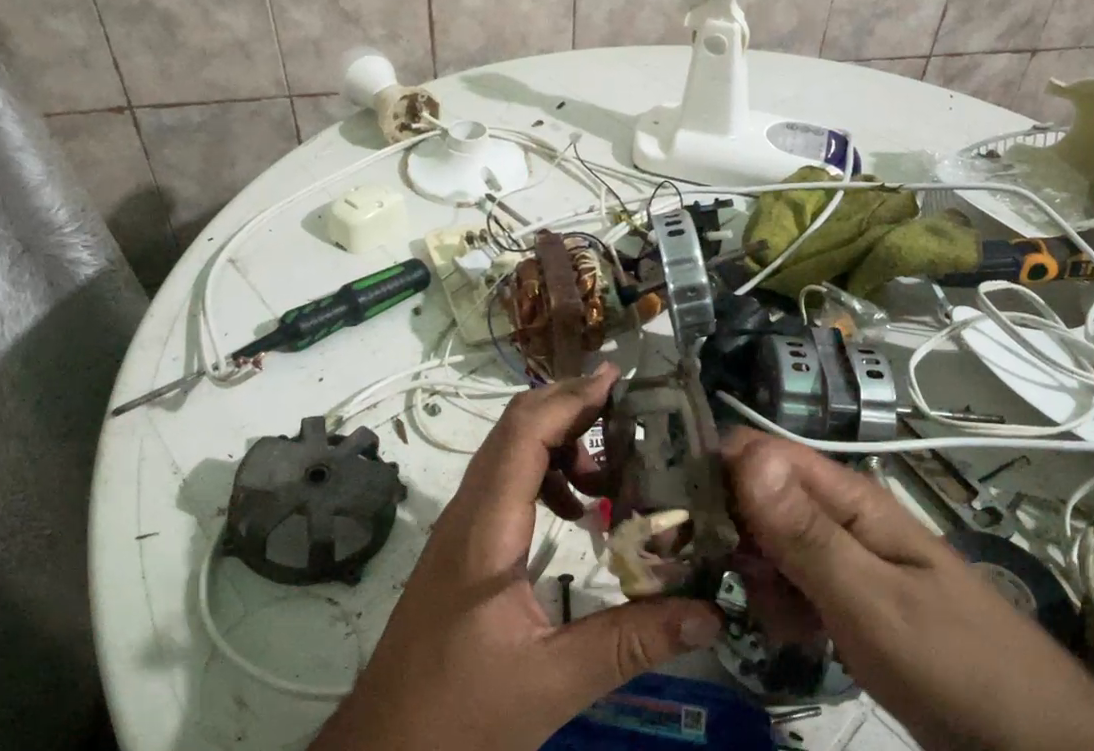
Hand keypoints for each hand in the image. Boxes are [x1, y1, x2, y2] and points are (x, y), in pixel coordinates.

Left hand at [310, 365, 722, 750]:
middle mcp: (466, 516)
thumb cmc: (460, 713)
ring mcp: (459, 532)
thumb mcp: (552, 681)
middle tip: (630, 414)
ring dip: (557, 445)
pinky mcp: (461, 553)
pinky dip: (543, 479)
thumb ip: (630, 643)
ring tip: (612, 471)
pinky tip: (576, 515)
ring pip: (507, 457)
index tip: (618, 379)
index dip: (570, 398)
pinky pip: (503, 489)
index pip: (524, 434)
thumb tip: (708, 614)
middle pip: (513, 432)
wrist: (385, 749)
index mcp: (485, 530)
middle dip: (570, 410)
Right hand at [722, 430, 1093, 750]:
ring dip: (757, 578)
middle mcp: (842, 518)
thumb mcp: (870, 598)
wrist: (1028, 737)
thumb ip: (804, 532)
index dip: (714, 471)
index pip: (761, 454)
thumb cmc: (952, 659)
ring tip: (777, 620)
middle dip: (730, 533)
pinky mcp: (849, 600)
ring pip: (771, 547)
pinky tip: (795, 636)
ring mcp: (847, 560)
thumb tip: (744, 453)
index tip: (672, 510)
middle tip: (722, 580)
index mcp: (849, 498)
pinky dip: (783, 607)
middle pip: (759, 499)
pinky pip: (794, 587)